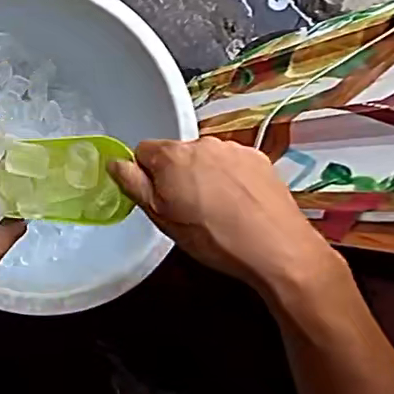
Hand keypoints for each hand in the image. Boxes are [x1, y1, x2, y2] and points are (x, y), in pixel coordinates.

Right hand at [110, 137, 344, 301]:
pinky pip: (232, 162)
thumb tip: (116, 163)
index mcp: (171, 155)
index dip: (146, 176)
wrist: (277, 250)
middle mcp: (201, 143)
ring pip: (204, 157)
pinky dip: (230, 177)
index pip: (142, 151)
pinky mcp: (257, 158)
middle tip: (189, 209)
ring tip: (218, 210)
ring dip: (204, 175)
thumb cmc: (214, 238)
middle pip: (175, 153)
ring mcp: (232, 149)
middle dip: (176, 174)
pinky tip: (239, 204)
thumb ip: (134, 185)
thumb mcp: (163, 219)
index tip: (160, 199)